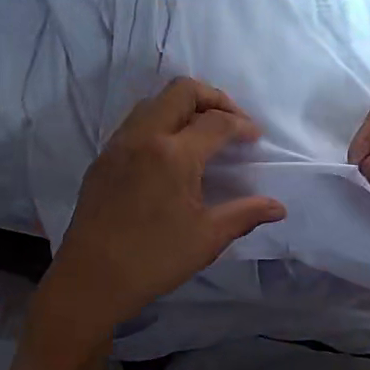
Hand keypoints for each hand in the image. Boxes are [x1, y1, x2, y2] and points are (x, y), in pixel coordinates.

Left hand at [38, 78, 287, 342]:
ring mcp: (119, 144)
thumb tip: (278, 207)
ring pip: (154, 101)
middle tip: (232, 121)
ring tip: (202, 132)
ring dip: (183, 105)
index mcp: (174, 154)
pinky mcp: (103, 156)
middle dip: (214, 98)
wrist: (91, 278)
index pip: (217, 121)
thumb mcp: (207, 238)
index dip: (242, 125)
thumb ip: (245, 214)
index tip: (254, 139)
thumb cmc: (154, 259)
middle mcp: (145, 136)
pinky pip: (135, 121)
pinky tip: (169, 150)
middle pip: (182, 91)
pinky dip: (159, 121)